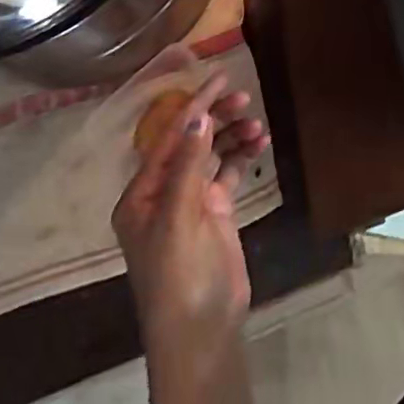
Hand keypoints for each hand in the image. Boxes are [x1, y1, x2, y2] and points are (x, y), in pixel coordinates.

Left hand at [113, 66, 269, 403]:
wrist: (200, 327)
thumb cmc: (178, 274)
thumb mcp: (178, 218)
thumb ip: (189, 165)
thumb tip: (198, 114)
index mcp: (143, 193)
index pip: (170, 137)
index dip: (195, 105)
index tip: (221, 76)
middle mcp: (165, 191)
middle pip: (192, 141)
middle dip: (216, 117)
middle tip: (244, 97)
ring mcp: (192, 201)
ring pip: (213, 154)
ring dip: (234, 136)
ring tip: (258, 125)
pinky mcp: (216, 211)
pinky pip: (230, 172)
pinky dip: (244, 155)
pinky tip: (260, 143)